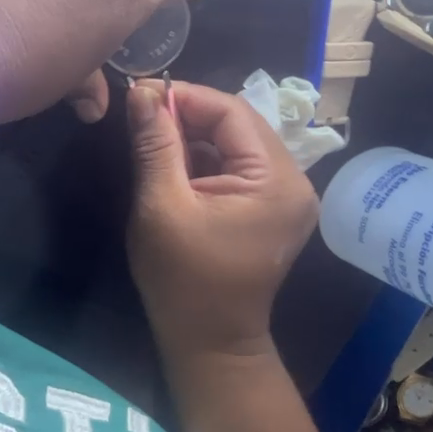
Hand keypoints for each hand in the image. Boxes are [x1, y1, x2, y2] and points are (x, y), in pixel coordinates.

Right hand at [124, 79, 317, 360]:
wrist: (208, 339)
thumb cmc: (182, 277)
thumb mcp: (160, 205)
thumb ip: (155, 145)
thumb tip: (141, 92)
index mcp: (275, 180)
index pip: (232, 112)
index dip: (185, 97)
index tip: (139, 95)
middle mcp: (293, 181)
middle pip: (238, 124)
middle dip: (188, 115)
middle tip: (141, 117)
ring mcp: (285, 196)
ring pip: (235, 142)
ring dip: (193, 136)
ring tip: (151, 140)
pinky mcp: (270, 208)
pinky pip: (236, 165)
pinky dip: (203, 158)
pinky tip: (172, 165)